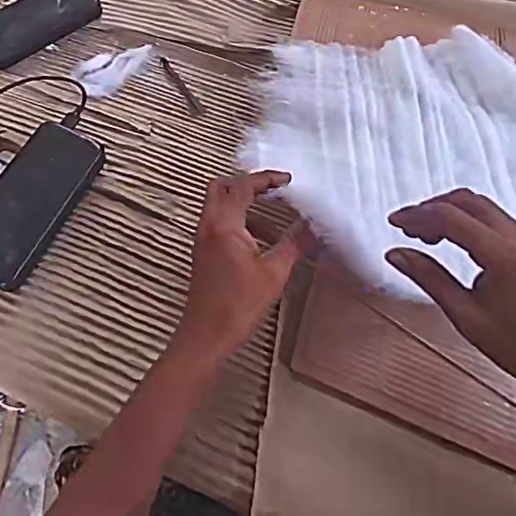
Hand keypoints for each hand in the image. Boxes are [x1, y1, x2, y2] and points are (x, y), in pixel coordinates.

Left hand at [170, 172, 307, 361]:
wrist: (206, 336)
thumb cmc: (236, 307)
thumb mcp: (273, 273)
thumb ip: (294, 244)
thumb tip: (312, 227)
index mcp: (224, 225)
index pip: (242, 186)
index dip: (266, 178)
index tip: (286, 180)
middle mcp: (209, 225)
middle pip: (222, 186)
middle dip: (247, 182)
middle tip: (272, 187)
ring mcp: (203, 238)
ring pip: (218, 203)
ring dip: (241, 199)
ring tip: (271, 208)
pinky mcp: (203, 251)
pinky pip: (218, 220)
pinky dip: (236, 217)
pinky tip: (259, 235)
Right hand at [387, 190, 515, 406]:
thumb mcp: (467, 317)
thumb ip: (430, 278)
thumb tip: (399, 255)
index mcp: (502, 253)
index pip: (448, 216)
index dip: (416, 215)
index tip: (395, 221)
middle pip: (465, 201)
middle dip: (431, 207)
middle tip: (407, 226)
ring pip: (482, 206)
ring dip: (451, 212)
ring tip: (426, 235)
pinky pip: (496, 219)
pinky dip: (470, 221)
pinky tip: (456, 242)